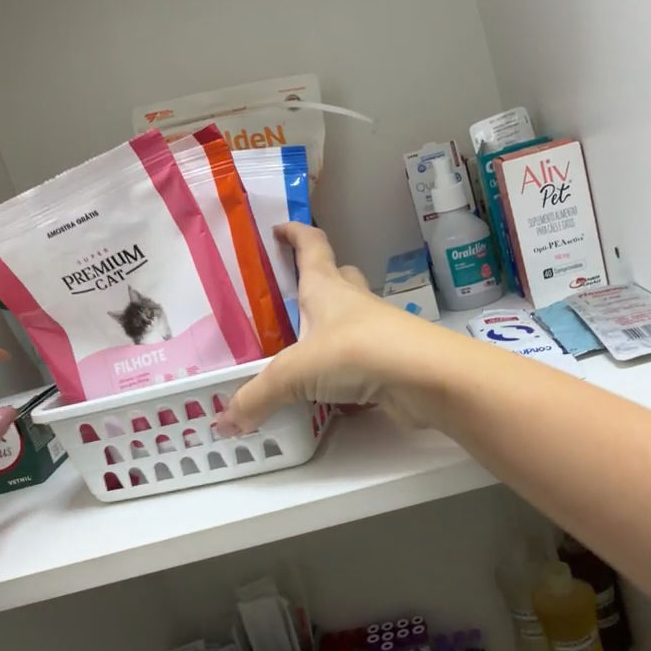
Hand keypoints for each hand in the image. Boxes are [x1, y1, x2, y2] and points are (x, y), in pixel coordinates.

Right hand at [222, 224, 460, 433]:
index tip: (279, 229)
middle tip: (291, 295)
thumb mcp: (294, 373)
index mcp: (326, 288)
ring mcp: (375, 331)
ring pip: (351, 318)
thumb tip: (226, 421)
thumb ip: (258, 396)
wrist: (424, 377)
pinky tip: (328, 387)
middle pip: (337, 277)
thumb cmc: (356, 351)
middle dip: (318, 279)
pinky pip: (360, 358)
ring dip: (331, 326)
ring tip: (302, 346)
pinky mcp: (389, 360)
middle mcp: (352, 302)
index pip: (311, 246)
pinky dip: (344, 368)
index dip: (295, 233)